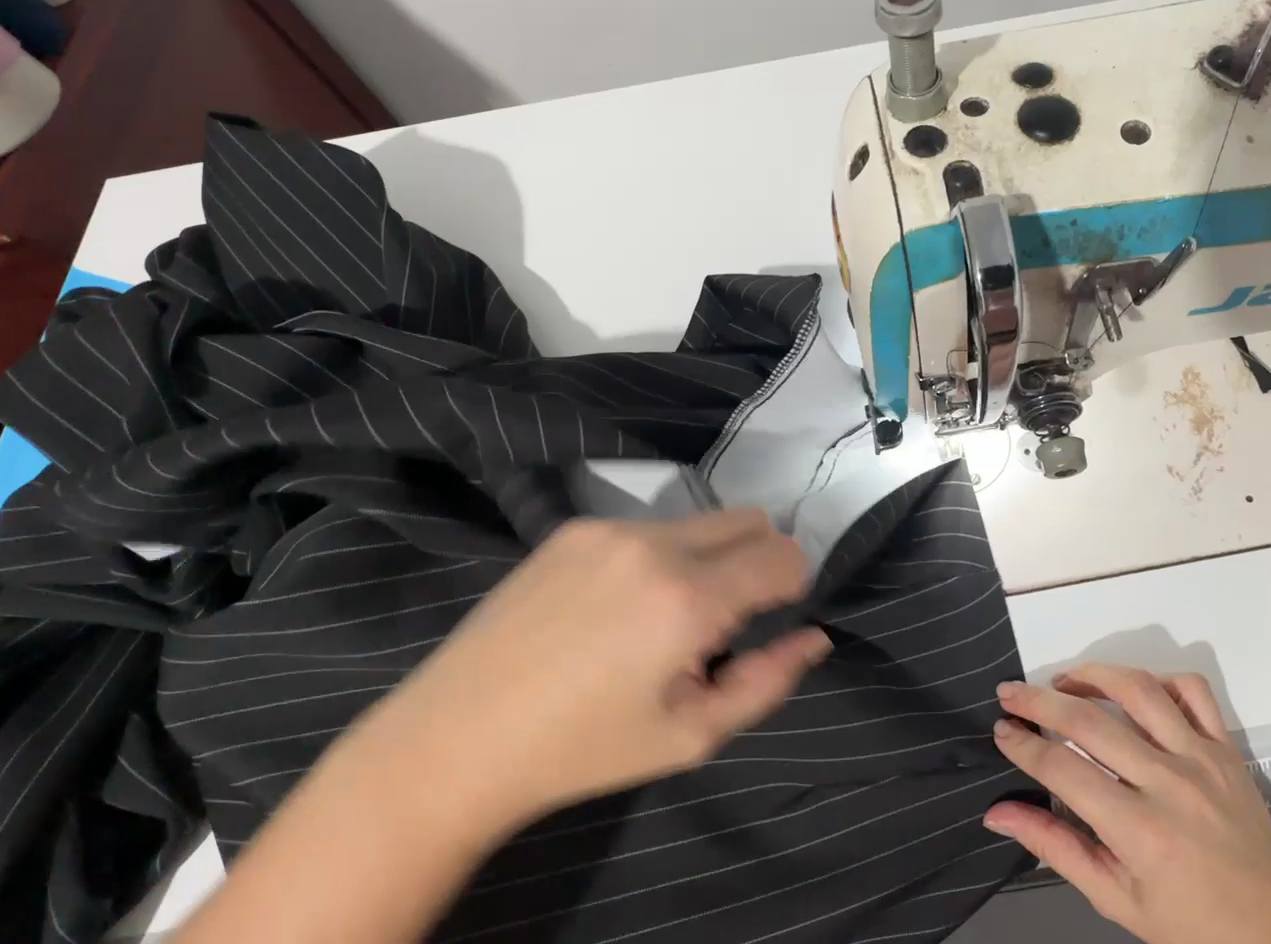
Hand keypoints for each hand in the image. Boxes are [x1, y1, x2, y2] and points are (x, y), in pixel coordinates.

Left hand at [335, 510, 829, 838]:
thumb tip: (813, 637)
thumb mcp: (692, 735)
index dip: (795, 587)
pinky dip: (661, 557)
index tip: (770, 623)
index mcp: (688, 598)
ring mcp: (607, 530)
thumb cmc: (584, 750)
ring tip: (664, 620)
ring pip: (700, 521)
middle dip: (760, 562)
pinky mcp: (571, 529)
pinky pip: (649, 527)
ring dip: (709, 559)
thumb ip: (767, 681)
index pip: (784, 555)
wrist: (456, 739)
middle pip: (750, 520)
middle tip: (726, 623)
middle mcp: (653, 544)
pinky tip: (617, 609)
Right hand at [983, 665, 1270, 943]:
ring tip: (1063, 681)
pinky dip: (1158, 678)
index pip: (1064, 770)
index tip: (1001, 729)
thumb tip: (998, 813)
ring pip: (1139, 690)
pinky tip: (1131, 691)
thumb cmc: (1190, 921)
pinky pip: (1192, 690)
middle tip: (1010, 693)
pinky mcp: (1226, 747)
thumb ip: (1056, 848)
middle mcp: (1169, 784)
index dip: (1024, 745)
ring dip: (1093, 675)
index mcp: (1140, 831)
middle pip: (1091, 722)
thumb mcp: (1116, 899)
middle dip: (1039, 701)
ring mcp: (1202, 758)